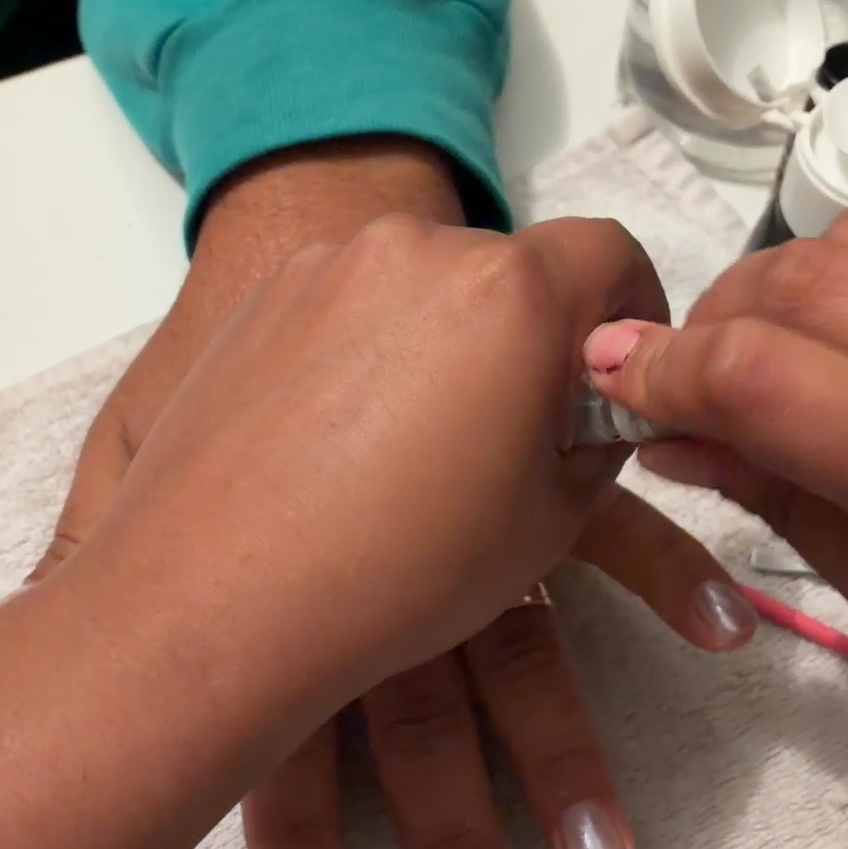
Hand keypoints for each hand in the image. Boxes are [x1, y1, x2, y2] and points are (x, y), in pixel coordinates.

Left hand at [32, 140, 748, 848]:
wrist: (215, 599)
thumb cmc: (408, 569)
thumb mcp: (551, 519)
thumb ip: (593, 437)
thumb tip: (591, 402)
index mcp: (509, 292)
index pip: (611, 253)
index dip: (632, 310)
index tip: (612, 374)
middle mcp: (419, 248)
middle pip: (514, 269)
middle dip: (534, 334)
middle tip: (511, 422)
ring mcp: (330, 265)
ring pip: (429, 283)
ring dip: (451, 335)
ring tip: (413, 433)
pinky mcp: (266, 296)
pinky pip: (354, 299)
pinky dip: (375, 341)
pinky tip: (340, 427)